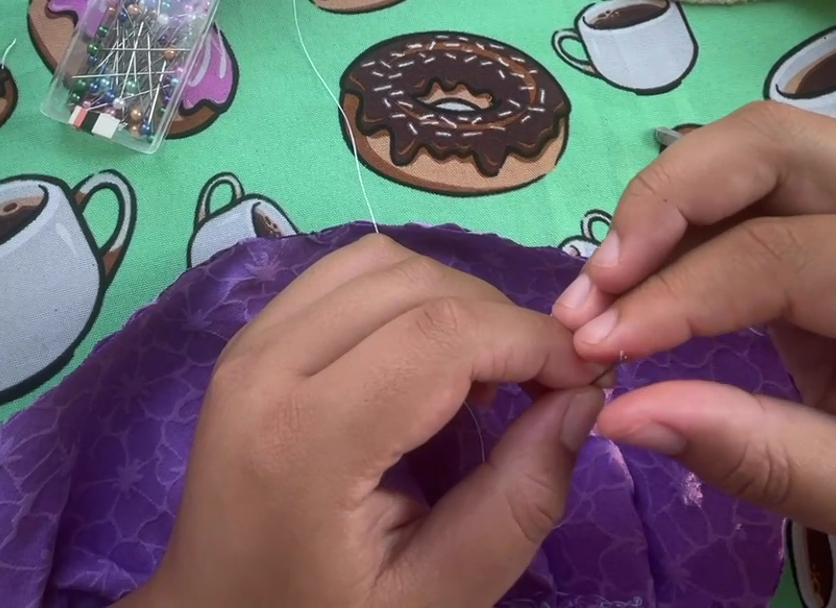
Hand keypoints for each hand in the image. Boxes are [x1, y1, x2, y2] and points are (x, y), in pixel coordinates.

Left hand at [133, 235, 609, 607]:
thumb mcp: (435, 598)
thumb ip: (518, 500)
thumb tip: (581, 395)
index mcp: (305, 438)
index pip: (439, 337)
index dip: (529, 338)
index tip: (586, 372)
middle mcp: (266, 363)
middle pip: (413, 285)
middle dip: (498, 318)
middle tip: (538, 382)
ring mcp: (250, 339)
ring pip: (380, 262)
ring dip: (451, 297)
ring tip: (480, 369)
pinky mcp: (250, 333)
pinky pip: (346, 273)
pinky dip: (406, 291)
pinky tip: (423, 351)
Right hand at [553, 103, 835, 607]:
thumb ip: (752, 454)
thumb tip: (615, 415)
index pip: (787, 255)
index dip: (675, 295)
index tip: (593, 345)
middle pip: (770, 142)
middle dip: (663, 201)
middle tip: (597, 283)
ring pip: (755, 141)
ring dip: (668, 198)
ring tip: (610, 277)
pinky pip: (755, 175)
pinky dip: (688, 213)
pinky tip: (649, 267)